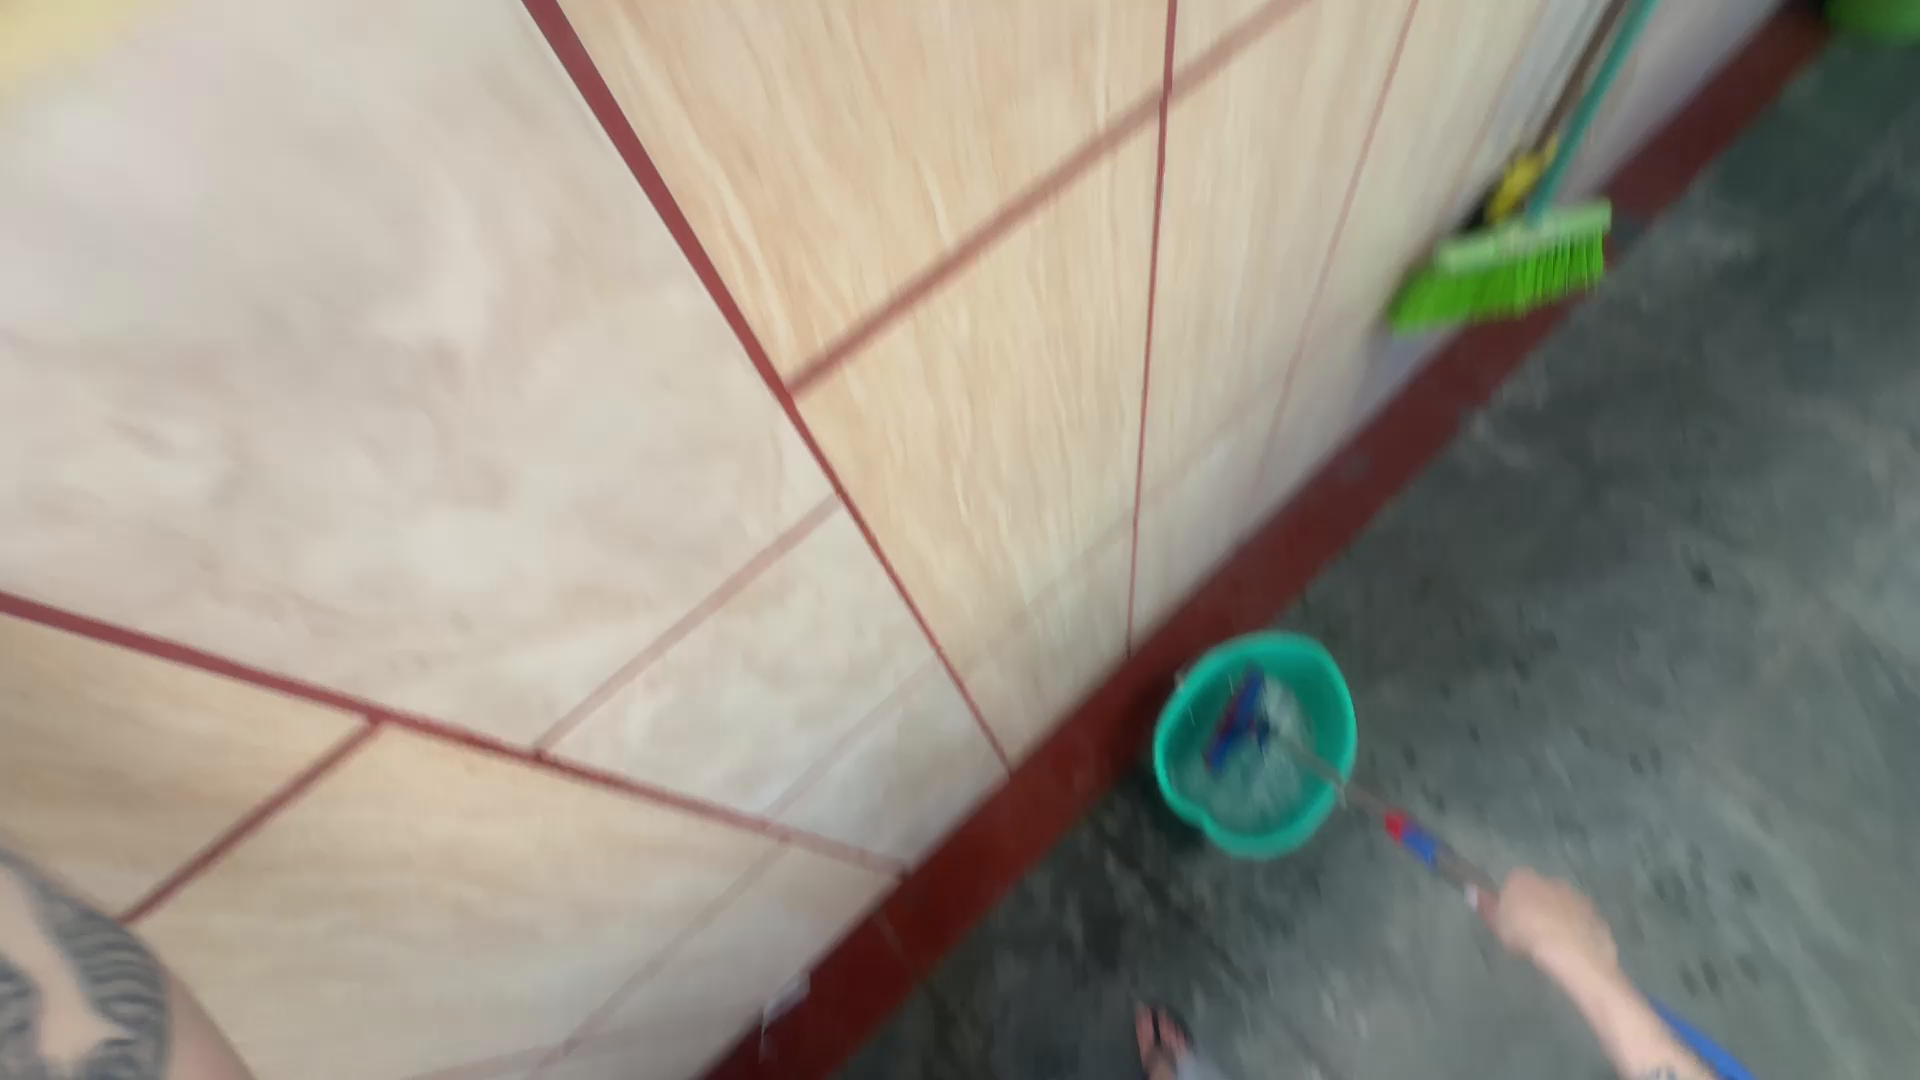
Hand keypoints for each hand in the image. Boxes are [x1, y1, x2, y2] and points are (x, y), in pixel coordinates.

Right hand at [1484, 868, 1618, 976]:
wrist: (1574, 956)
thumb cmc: (1527, 934)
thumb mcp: (1496, 923)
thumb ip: (1484, 905)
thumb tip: (1472, 890)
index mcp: (1523, 877)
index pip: (1512, 881)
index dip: (1510, 900)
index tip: (1509, 919)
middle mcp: (1551, 880)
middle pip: (1539, 892)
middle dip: (1536, 906)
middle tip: (1529, 932)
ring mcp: (1578, 898)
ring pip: (1562, 906)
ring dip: (1558, 918)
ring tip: (1551, 944)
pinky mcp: (1598, 918)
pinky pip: (1582, 922)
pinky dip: (1577, 931)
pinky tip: (1571, 950)